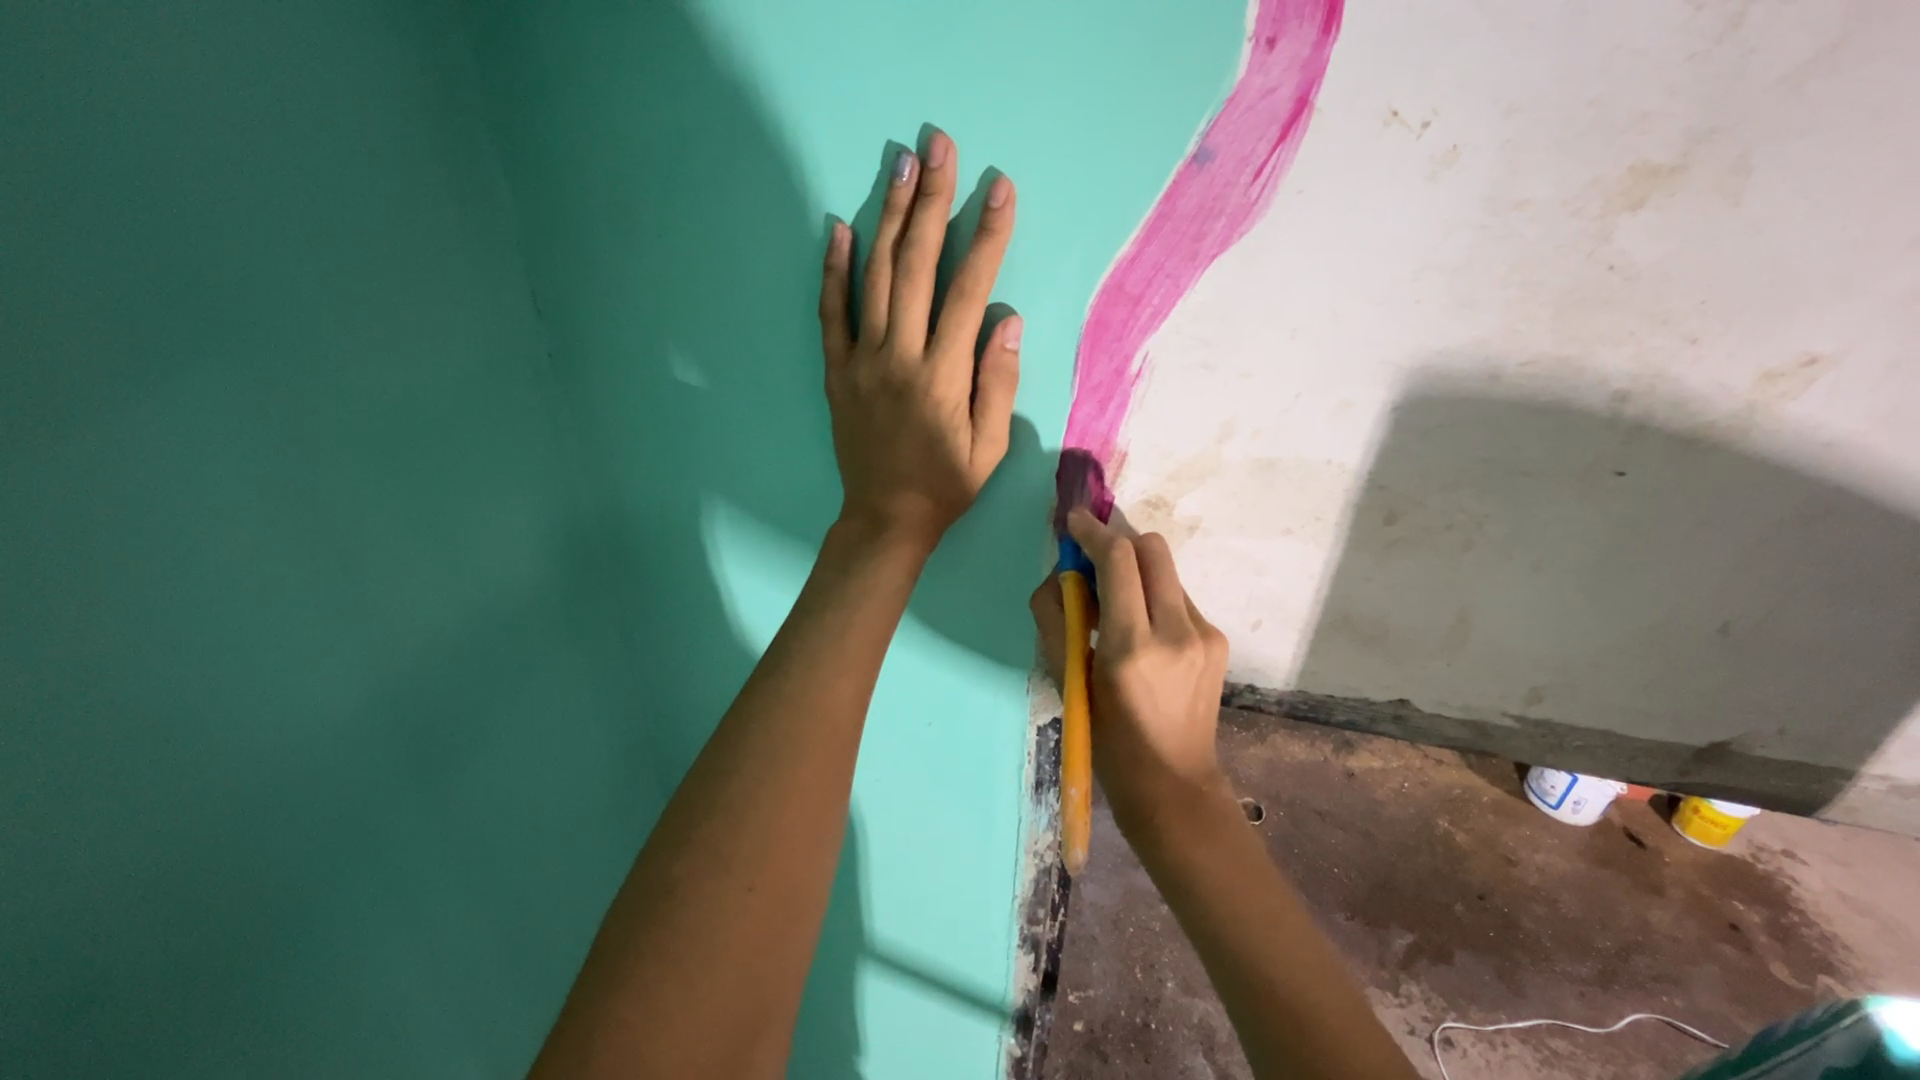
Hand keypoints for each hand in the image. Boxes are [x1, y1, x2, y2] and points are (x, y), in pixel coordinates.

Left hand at [819, 130, 1020, 550]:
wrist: (886, 518)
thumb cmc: (946, 486)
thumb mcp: (990, 447)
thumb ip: (998, 383)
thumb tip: (1007, 320)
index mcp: (943, 375)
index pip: (968, 290)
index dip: (986, 235)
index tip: (999, 187)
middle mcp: (900, 356)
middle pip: (916, 266)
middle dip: (931, 201)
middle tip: (939, 146)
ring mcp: (863, 360)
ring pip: (875, 277)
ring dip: (889, 217)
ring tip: (901, 166)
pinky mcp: (838, 371)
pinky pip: (832, 313)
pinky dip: (834, 269)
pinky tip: (839, 226)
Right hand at [1030, 509, 1230, 828]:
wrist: (1172, 782)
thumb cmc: (1106, 739)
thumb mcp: (1068, 679)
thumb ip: (1057, 618)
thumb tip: (1061, 572)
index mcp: (1132, 646)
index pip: (1119, 560)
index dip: (1093, 531)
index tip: (1073, 520)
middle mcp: (1177, 632)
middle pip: (1152, 549)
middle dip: (1119, 541)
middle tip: (1091, 557)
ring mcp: (1205, 635)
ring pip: (1167, 573)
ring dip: (1136, 573)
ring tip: (1115, 605)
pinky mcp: (1218, 641)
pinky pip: (1179, 600)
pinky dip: (1153, 599)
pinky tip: (1141, 632)